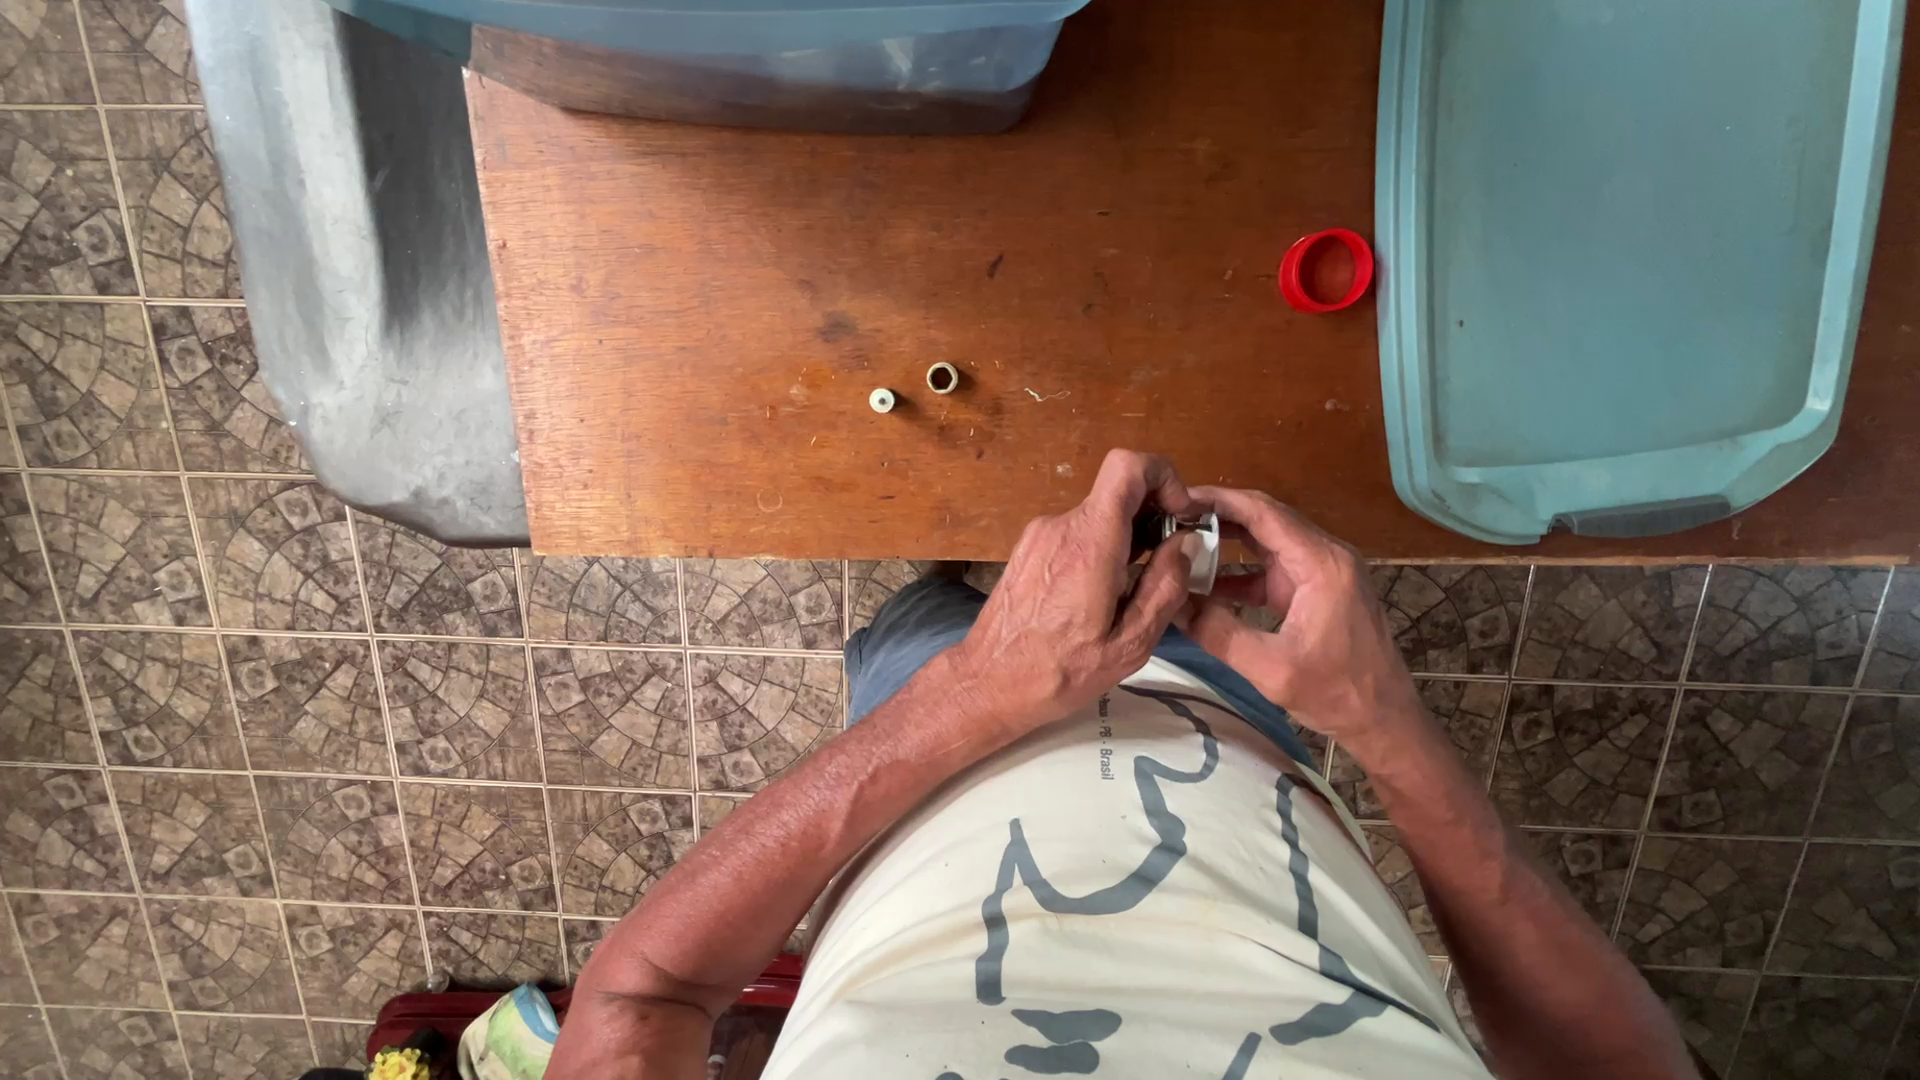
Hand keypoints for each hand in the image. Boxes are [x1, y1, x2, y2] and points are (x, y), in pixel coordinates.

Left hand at [955, 449, 1201, 733]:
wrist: (988, 683)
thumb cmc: (1059, 672)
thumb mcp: (1129, 645)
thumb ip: (1164, 588)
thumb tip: (1185, 543)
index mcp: (1088, 544)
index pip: (1126, 466)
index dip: (1162, 476)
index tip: (1178, 516)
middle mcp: (1060, 526)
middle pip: (1117, 493)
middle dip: (1151, 519)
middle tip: (1164, 565)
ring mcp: (1039, 534)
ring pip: (1098, 516)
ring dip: (1126, 540)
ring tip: (1129, 591)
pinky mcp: (1028, 548)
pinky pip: (1076, 533)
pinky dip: (1100, 550)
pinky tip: (1099, 594)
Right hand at [1183, 486, 1423, 744]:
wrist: (1385, 721)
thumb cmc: (1336, 692)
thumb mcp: (1268, 667)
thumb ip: (1217, 632)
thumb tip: (1170, 604)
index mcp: (1321, 563)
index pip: (1263, 512)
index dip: (1217, 501)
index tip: (1176, 498)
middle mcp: (1325, 555)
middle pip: (1264, 517)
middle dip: (1215, 514)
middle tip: (1168, 516)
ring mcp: (1322, 570)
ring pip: (1265, 539)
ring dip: (1224, 540)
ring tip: (1178, 541)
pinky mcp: (1315, 588)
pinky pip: (1270, 566)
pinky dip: (1237, 571)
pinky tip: (1202, 581)